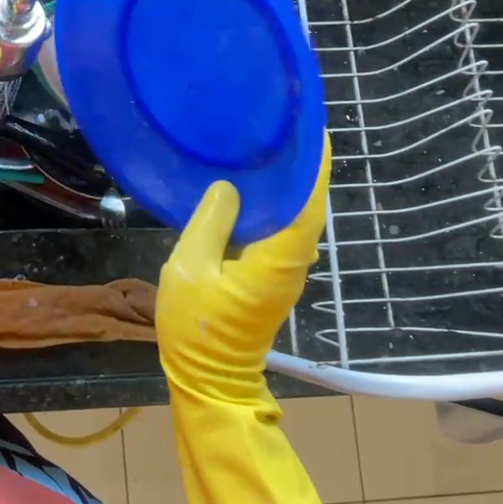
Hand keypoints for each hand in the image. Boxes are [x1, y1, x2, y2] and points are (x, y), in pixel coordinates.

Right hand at [158, 137, 331, 402]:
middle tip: (277, 125)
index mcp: (278, 258)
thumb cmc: (197, 327)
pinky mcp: (268, 276)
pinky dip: (268, 204)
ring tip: (261, 146)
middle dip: (297, 166)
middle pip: (304, 205)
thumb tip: (229, 188)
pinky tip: (244, 188)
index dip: (312, 164)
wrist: (207, 377)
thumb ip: (209, 224)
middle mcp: (291, 261)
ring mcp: (282, 271)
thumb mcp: (190, 270)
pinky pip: (276, 230)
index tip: (312, 128)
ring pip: (290, 218)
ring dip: (282, 184)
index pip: (306, 202)